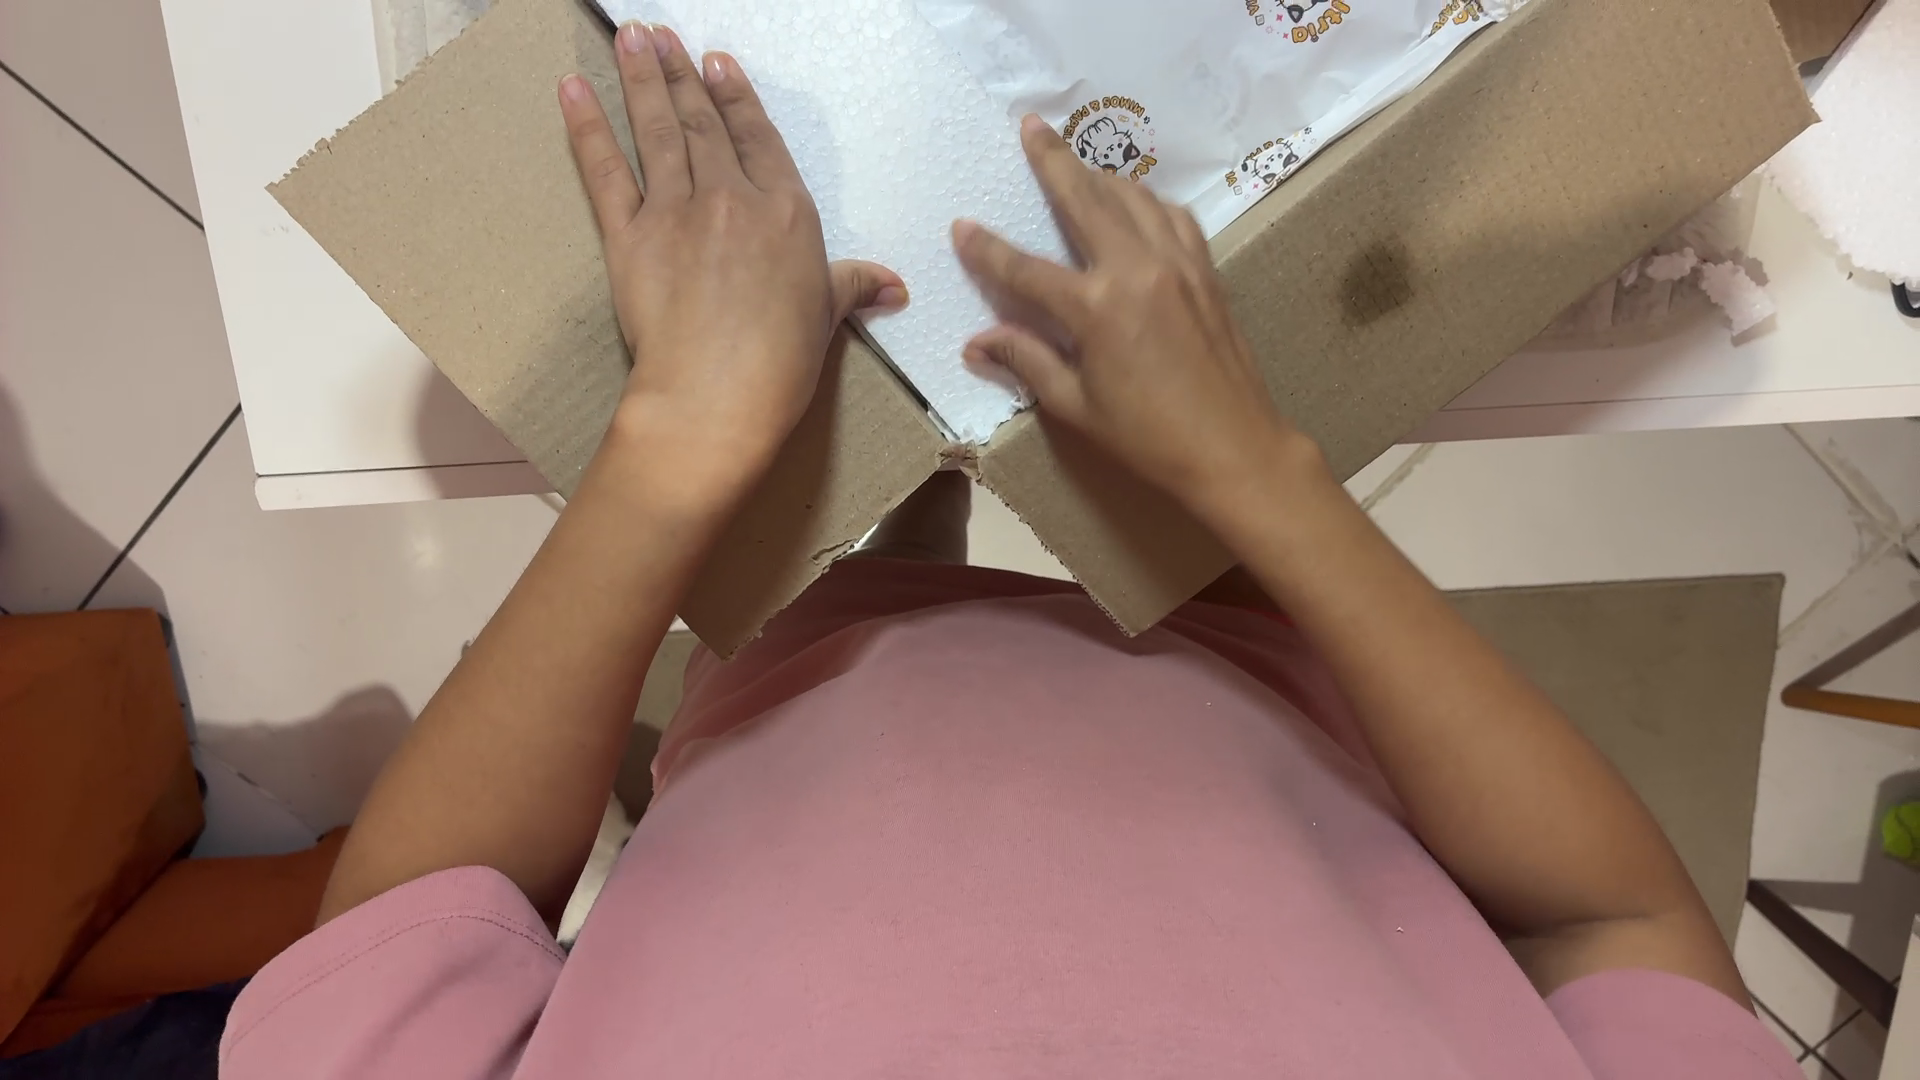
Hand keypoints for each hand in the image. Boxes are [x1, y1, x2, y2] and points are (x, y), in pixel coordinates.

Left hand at [558, 23, 904, 515]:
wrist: (718, 395)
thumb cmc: (784, 361)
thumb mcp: (827, 317)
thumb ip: (854, 286)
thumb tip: (895, 285)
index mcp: (786, 213)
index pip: (760, 141)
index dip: (738, 100)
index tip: (719, 65)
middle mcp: (731, 197)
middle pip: (703, 126)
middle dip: (683, 77)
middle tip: (662, 36)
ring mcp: (676, 211)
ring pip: (657, 132)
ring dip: (642, 81)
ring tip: (630, 39)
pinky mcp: (628, 236)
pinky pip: (605, 172)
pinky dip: (587, 128)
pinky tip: (575, 91)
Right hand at [952, 115, 1320, 527]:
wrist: (1233, 446)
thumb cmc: (1147, 437)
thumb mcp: (1076, 407)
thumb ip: (1027, 361)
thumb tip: (976, 342)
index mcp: (1096, 309)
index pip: (1026, 270)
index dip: (988, 250)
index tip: (962, 227)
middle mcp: (1136, 269)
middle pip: (1084, 200)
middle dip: (1053, 160)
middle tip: (1031, 126)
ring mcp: (1177, 263)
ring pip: (1133, 197)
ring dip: (1100, 174)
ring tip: (1077, 162)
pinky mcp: (1205, 270)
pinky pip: (1172, 216)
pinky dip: (1146, 201)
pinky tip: (1135, 204)